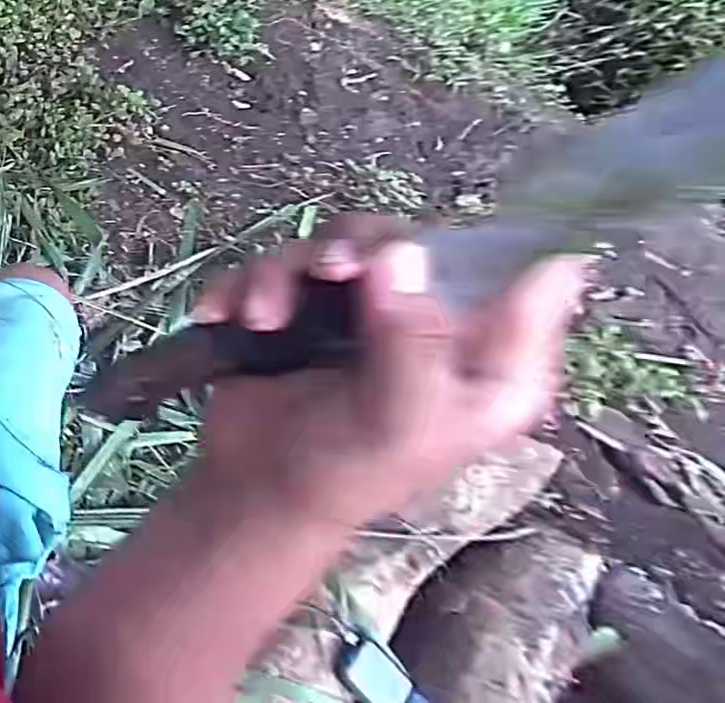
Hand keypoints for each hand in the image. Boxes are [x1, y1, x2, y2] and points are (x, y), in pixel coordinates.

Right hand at [188, 216, 584, 528]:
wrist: (255, 483)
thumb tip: (401, 253)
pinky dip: (232, 287)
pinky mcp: (281, 310)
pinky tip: (218, 316)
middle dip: (345, 252)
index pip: (508, 273)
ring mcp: (340, 313)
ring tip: (256, 318)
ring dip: (274, 276)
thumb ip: (413, 340)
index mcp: (477, 354)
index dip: (470, 247)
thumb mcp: (400, 418)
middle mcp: (411, 321)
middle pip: (387, 243)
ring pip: (310, 251)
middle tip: (325, 273)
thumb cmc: (347, 468)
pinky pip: (253, 271)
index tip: (412, 255)